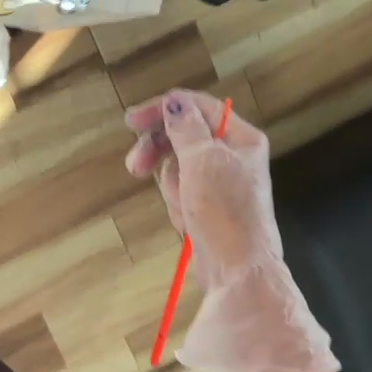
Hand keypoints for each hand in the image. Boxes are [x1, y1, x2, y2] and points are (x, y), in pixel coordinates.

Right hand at [125, 90, 338, 371]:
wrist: (237, 269)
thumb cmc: (223, 210)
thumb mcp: (202, 160)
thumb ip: (185, 127)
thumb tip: (173, 102)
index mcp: (241, 138)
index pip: (197, 107)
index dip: (162, 110)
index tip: (130, 122)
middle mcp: (233, 155)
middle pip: (183, 136)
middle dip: (159, 152)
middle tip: (134, 167)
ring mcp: (220, 182)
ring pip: (177, 165)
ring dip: (170, 184)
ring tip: (181, 206)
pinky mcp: (208, 205)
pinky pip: (181, 190)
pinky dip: (177, 202)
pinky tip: (185, 220)